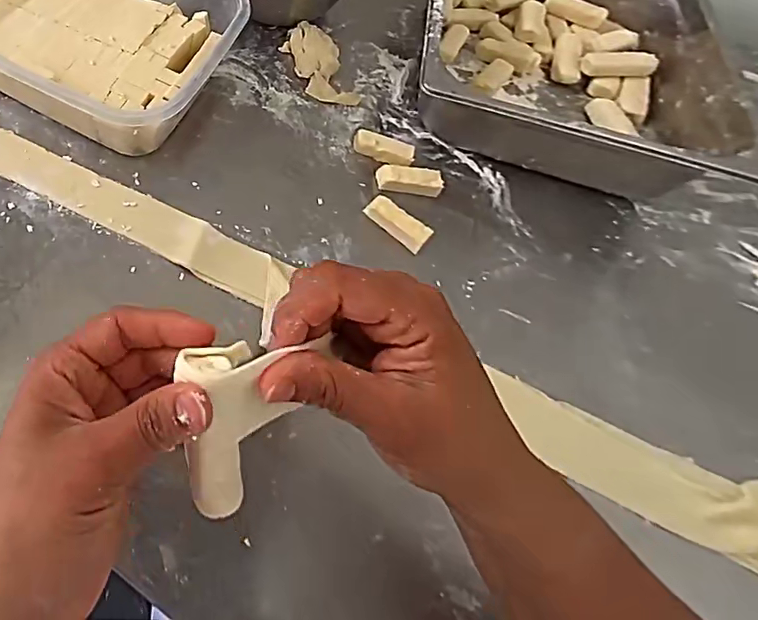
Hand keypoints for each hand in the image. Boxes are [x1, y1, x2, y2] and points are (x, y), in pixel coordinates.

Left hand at [0, 308, 214, 619]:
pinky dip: (181, 426)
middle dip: (179, 360)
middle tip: (224, 373)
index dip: (160, 325)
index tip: (204, 336)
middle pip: (139, 358)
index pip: (115, 330)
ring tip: (222, 400)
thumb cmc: (28, 521)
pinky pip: (156, 428)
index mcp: (61, 375)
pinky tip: (204, 431)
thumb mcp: (89, 463)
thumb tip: (200, 397)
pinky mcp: (118, 462)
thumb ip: (147, 426)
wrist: (11, 603)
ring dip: (184, 393)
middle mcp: (81, 392)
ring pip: (151, 393)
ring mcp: (101, 428)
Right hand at [258, 260, 543, 505]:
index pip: (338, 283)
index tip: (278, 349)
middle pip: (325, 284)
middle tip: (283, 362)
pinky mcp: (373, 328)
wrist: (484, 474)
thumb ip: (325, 388)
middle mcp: (398, 297)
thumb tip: (272, 375)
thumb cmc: (456, 445)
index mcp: (413, 307)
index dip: (300, 310)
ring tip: (301, 370)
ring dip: (302, 332)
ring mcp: (386, 311)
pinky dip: (311, 342)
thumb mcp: (385, 417)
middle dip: (296, 320)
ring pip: (320, 299)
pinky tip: (315, 368)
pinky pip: (327, 319)